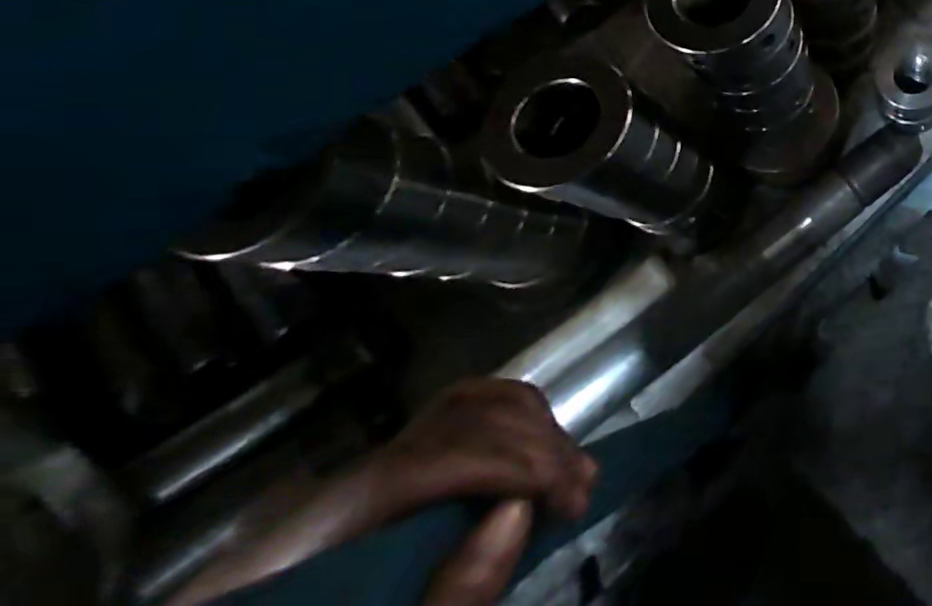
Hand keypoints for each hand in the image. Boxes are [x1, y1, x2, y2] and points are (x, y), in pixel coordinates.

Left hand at [169, 379, 595, 605]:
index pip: (408, 469)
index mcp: (287, 553)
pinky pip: (466, 416)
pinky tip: (545, 460)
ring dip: (533, 430)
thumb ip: (451, 597)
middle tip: (581, 491)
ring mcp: (357, 478)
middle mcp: (318, 496)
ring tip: (572, 478)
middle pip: (443, 426)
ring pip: (462, 407)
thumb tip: (518, 510)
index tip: (566, 498)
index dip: (502, 466)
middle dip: (530, 447)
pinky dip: (519, 424)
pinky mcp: (394, 474)